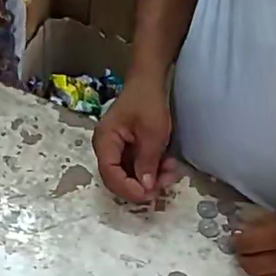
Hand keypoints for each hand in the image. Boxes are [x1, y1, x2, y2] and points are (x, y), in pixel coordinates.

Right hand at [93, 77, 179, 202]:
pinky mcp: (127, 149)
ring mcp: (116, 149)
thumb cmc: (148, 102)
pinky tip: (168, 165)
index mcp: (105, 141)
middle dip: (141, 185)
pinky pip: (137, 167)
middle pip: (118, 178)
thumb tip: (146, 187)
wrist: (149, 81)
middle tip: (163, 186)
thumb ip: (147, 161)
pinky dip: (152, 169)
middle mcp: (106, 148)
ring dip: (151, 178)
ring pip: (130, 175)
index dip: (128, 188)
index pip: (109, 174)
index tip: (148, 194)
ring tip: (170, 172)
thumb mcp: (152, 133)